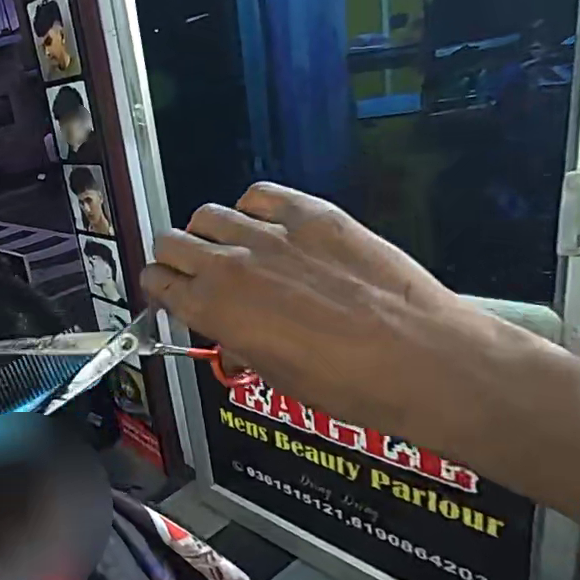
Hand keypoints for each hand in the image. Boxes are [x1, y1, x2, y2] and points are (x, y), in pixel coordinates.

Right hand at [140, 183, 534, 442]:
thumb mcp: (275, 375)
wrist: (423, 361)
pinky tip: (266, 223)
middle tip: (193, 269)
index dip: (158, 286)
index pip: (157, 281)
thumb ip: (239, 343)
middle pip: (170, 241)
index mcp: (212, 310)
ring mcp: (269, 235)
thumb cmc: (350, 384)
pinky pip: (261, 195)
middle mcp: (229, 266)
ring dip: (209, 232)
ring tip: (231, 245)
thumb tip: (233, 332)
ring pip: (207, 214)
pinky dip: (253, 207)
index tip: (168, 290)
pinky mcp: (311, 216)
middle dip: (174, 256)